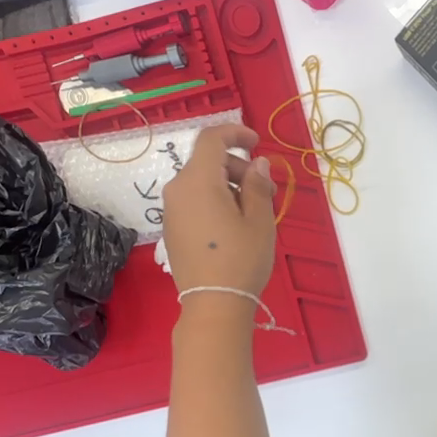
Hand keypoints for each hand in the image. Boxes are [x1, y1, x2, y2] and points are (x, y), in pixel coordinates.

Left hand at [162, 124, 276, 297]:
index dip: (235, 133)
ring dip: (227, 187)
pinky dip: (214, 203)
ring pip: (200, 184)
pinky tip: (233, 227)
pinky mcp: (172, 230)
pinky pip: (194, 203)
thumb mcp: (260, 221)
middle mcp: (178, 189)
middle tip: (265, 190)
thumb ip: (258, 185)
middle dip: (237, 167)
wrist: (213, 303)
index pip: (211, 139)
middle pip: (206, 162)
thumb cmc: (242, 259)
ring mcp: (171, 210)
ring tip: (252, 213)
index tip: (256, 141)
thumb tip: (256, 163)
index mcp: (199, 180)